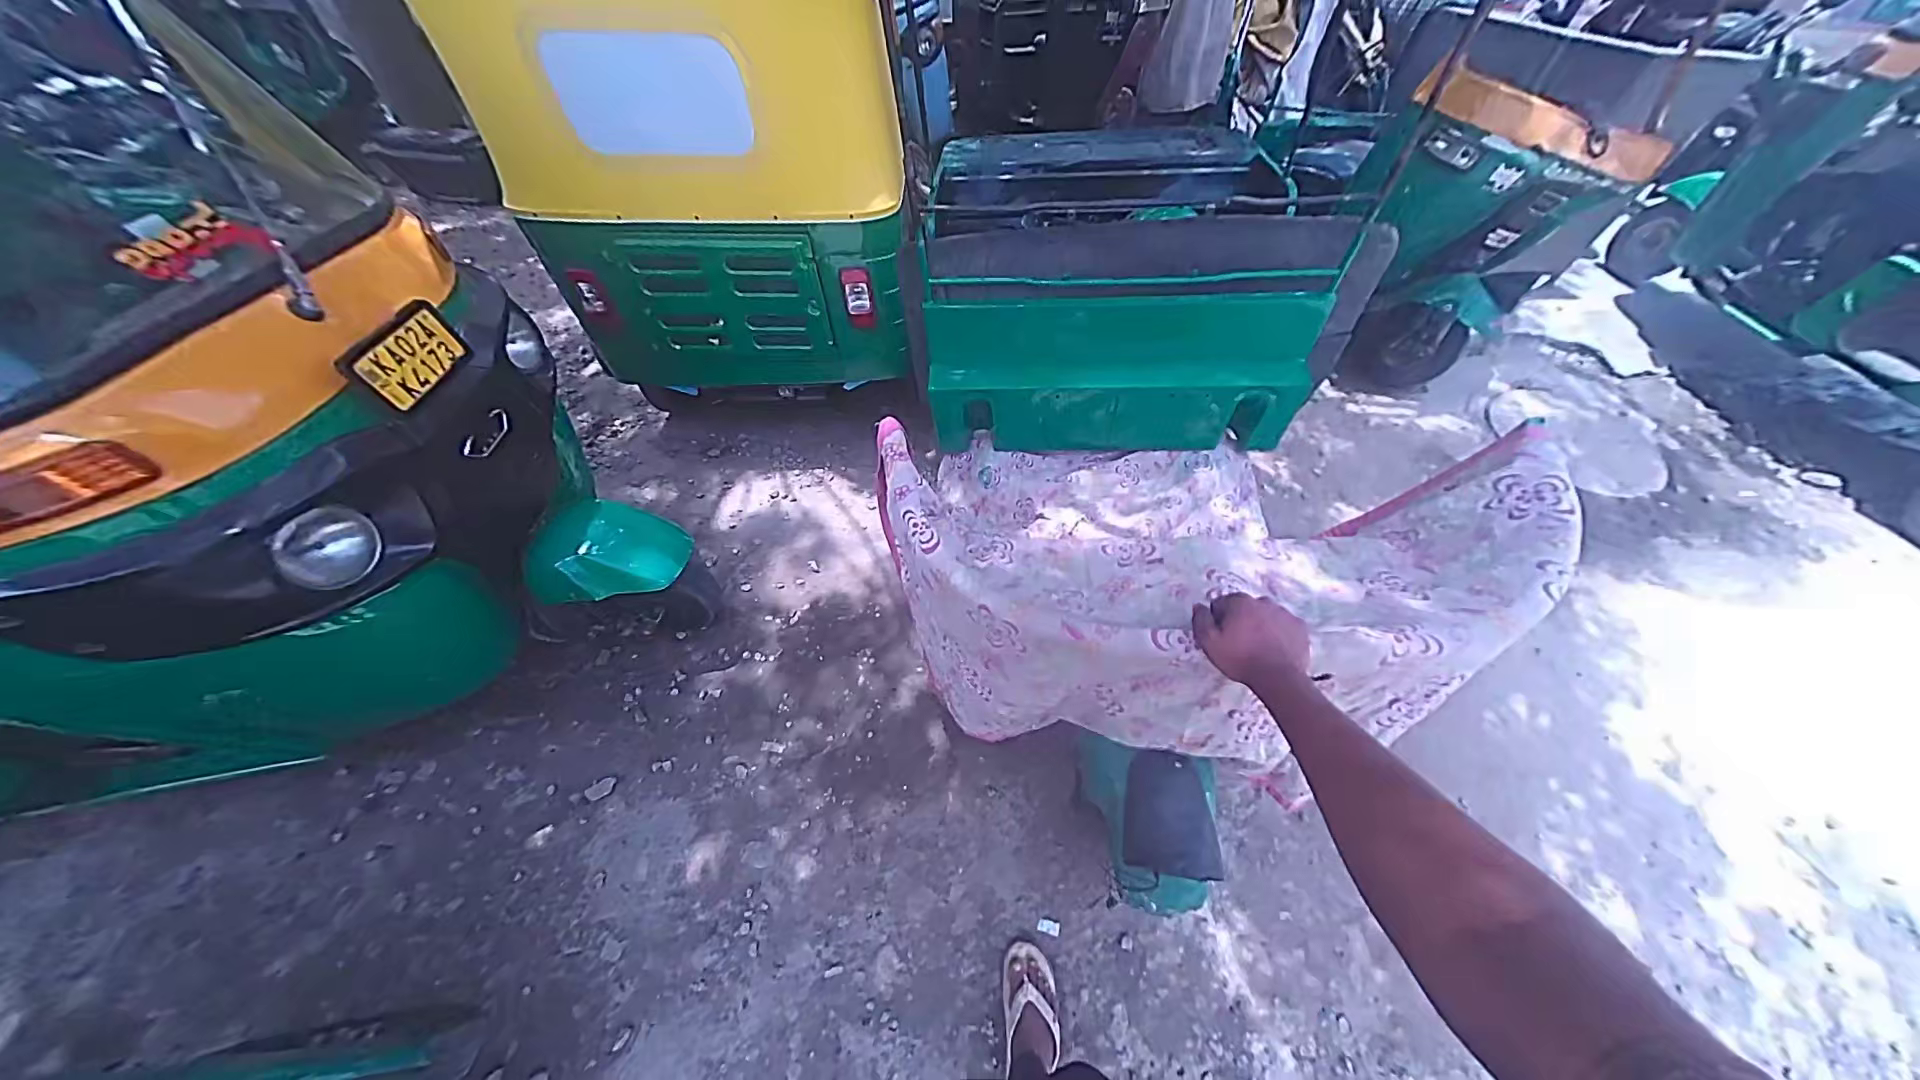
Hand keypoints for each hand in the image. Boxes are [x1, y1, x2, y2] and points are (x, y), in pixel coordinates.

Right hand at [1191, 593, 1311, 687]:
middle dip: (1240, 620)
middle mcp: (1262, 601)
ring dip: (1260, 625)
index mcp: (1239, 602)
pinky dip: (1279, 632)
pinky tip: (1275, 648)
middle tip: (1239, 643)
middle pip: (1244, 607)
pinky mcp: (1300, 626)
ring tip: (1258, 647)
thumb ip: (1201, 620)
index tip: (1221, 637)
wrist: (1279, 677)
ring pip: (1266, 615)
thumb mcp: (1209, 642)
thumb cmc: (1240, 659)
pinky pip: (1284, 625)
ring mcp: (1284, 612)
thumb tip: (1199, 606)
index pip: (1221, 604)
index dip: (1218, 620)